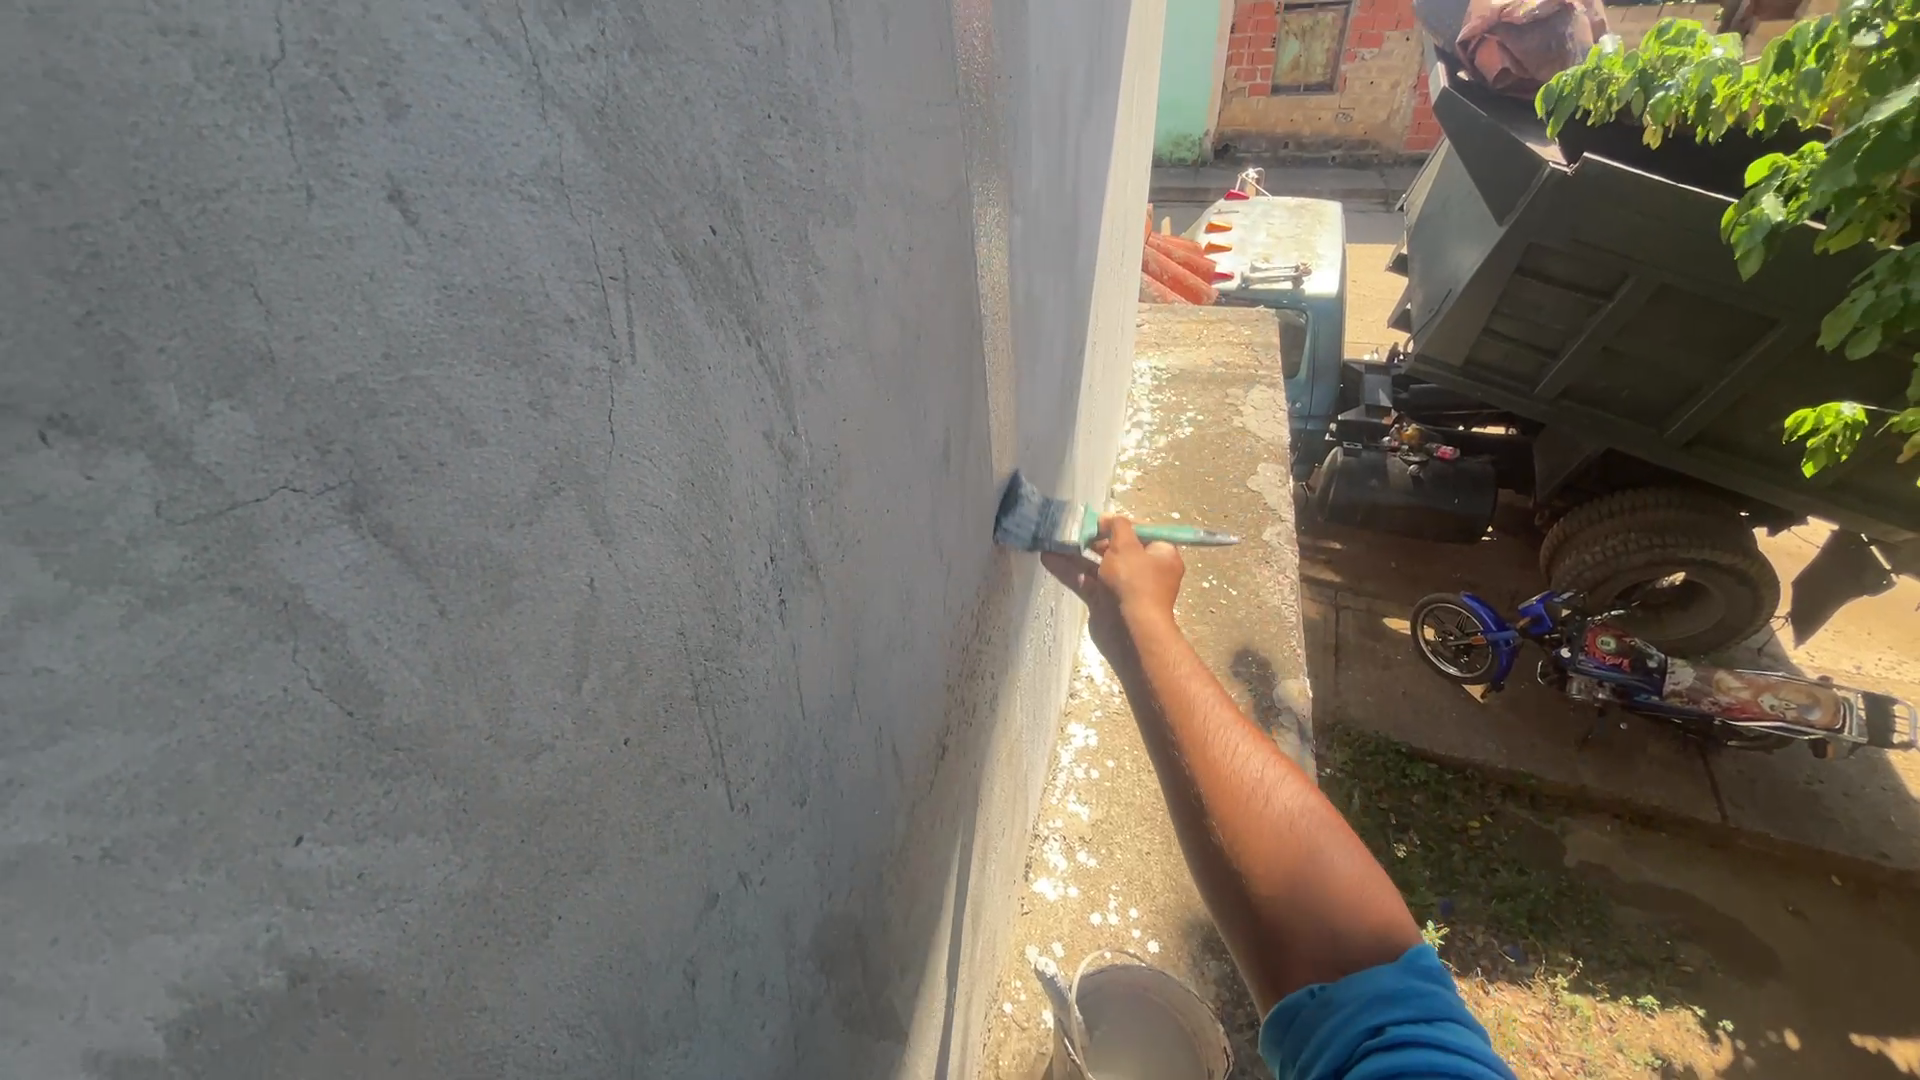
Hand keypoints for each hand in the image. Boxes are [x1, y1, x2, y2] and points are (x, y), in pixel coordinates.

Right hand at [1041, 516, 1183, 655]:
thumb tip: (1109, 518)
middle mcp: (1145, 570)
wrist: (1130, 628)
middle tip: (1072, 529)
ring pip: (1098, 565)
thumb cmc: (1134, 580)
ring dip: (1076, 553)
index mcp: (1160, 554)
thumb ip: (1117, 526)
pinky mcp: (1105, 601)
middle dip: (1093, 538)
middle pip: (1117, 548)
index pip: (1141, 532)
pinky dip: (1070, 571)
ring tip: (1053, 541)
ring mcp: (1124, 587)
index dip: (1119, 524)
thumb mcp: (1127, 545)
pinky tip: (1049, 558)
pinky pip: (1087, 581)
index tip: (1099, 520)